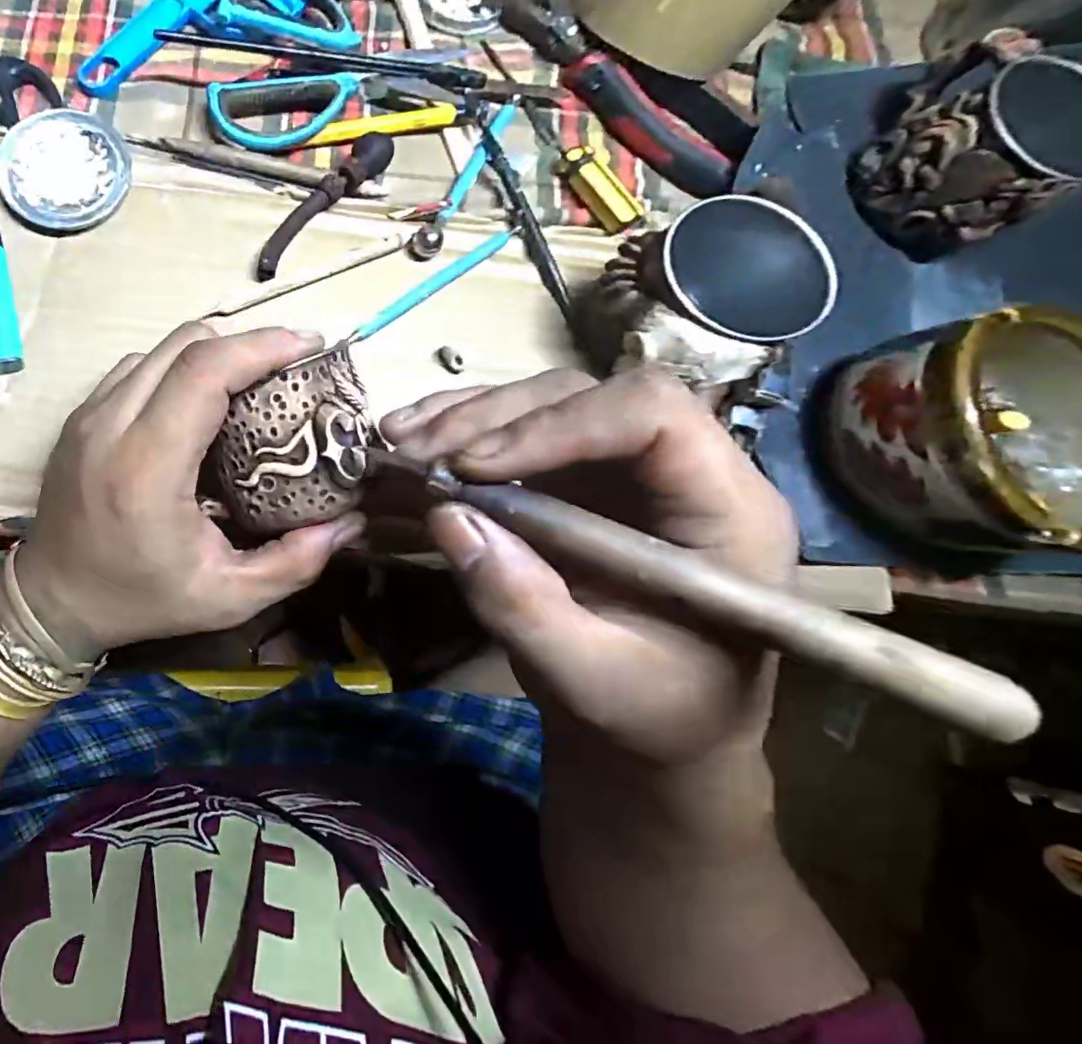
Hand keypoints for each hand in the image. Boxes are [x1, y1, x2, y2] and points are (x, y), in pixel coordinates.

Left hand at [16, 323, 366, 659]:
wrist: (53, 599)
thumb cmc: (139, 601)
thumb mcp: (225, 598)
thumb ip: (294, 563)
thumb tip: (349, 523)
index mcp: (146, 469)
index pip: (204, 371)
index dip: (261, 345)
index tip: (308, 345)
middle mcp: (109, 428)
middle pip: (183, 344)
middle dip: (244, 342)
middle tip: (288, 365)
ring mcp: (86, 418)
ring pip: (156, 352)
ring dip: (208, 354)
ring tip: (247, 383)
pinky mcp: (77, 420)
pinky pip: (133, 371)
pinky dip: (174, 370)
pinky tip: (197, 402)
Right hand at [380, 368, 797, 769]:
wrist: (652, 721)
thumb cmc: (648, 709)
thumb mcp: (587, 676)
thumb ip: (523, 605)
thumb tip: (446, 518)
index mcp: (720, 510)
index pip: (651, 415)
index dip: (556, 426)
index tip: (471, 468)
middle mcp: (669, 469)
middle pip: (581, 396)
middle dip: (488, 420)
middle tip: (413, 456)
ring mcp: (614, 469)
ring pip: (537, 402)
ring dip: (460, 417)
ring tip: (395, 440)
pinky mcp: (568, 480)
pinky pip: (509, 431)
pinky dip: (453, 429)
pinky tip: (408, 438)